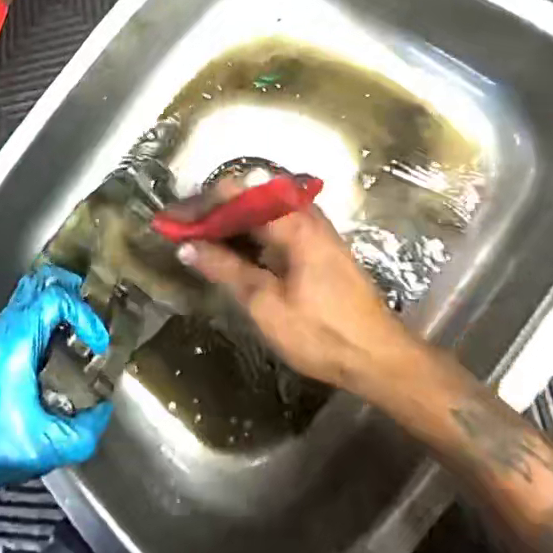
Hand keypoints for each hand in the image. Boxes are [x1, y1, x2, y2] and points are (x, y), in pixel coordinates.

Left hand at [0, 265, 112, 527]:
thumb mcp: (50, 446)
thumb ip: (87, 428)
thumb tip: (104, 406)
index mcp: (16, 343)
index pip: (55, 297)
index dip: (84, 314)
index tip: (97, 342)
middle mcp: (5, 330)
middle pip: (41, 281)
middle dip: (75, 292)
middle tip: (95, 316)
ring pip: (32, 292)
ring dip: (62, 301)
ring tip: (84, 327)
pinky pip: (27, 311)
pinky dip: (49, 315)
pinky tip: (64, 343)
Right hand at [178, 201, 421, 390]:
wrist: (381, 359)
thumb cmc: (322, 333)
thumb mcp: (265, 303)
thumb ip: (224, 268)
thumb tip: (186, 246)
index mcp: (293, 222)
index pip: (235, 193)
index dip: (199, 206)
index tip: (171, 222)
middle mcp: (303, 215)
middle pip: (246, 198)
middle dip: (208, 212)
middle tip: (177, 231)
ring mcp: (311, 229)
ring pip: (257, 212)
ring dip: (225, 224)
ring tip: (193, 240)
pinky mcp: (313, 246)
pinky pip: (270, 227)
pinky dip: (244, 235)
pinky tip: (225, 251)